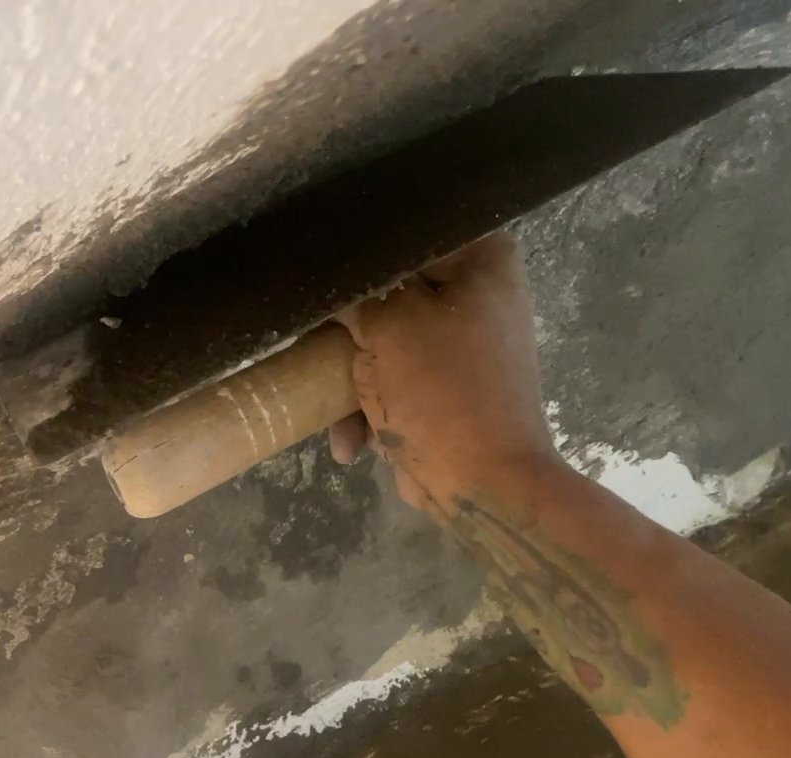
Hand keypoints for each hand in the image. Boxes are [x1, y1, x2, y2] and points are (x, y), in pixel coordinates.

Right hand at [328, 231, 559, 510]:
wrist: (481, 482)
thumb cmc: (442, 393)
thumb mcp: (389, 327)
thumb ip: (354, 295)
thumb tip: (326, 282)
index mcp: (480, 260)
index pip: (397, 242)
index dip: (348, 266)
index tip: (311, 289)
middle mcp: (474, 295)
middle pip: (383, 298)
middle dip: (345, 342)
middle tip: (310, 357)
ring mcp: (457, 346)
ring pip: (378, 346)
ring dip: (349, 389)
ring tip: (341, 426)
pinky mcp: (441, 389)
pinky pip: (389, 384)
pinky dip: (367, 413)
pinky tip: (353, 444)